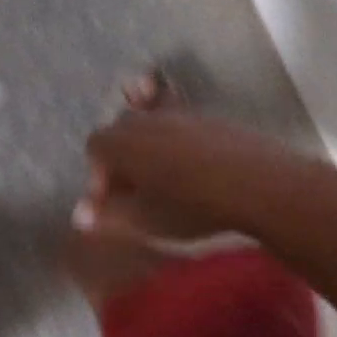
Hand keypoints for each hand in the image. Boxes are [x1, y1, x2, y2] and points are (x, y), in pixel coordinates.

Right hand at [78, 110, 327, 243]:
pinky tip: (194, 166)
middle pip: (122, 129)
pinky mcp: (214, 119)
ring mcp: (184, 114)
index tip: (111, 203)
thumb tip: (80, 216)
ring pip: (154, 122)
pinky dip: (180, 140)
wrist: (257, 185)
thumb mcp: (143, 221)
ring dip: (152, 146)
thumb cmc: (190, 206)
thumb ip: (107, 216)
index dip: (98, 175)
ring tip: (163, 177)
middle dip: (122, 157)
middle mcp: (149, 119)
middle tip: (133, 190)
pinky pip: (185, 123)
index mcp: (124, 140)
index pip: (95, 145)